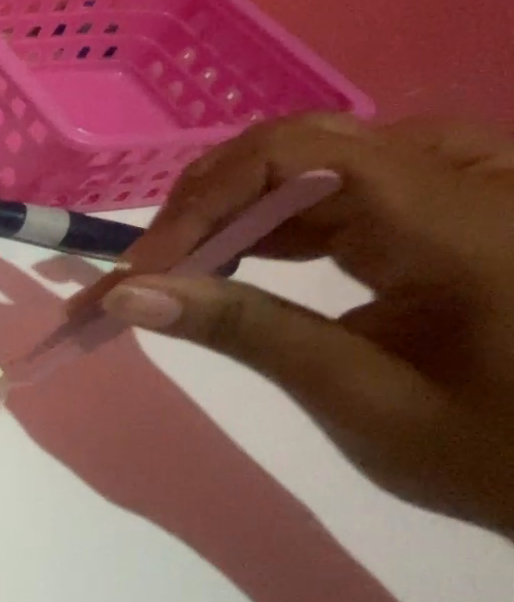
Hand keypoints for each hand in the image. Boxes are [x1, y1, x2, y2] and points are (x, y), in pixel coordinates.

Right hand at [93, 115, 513, 537]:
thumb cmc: (506, 456)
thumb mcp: (365, 401)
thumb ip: (244, 331)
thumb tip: (125, 294)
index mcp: (462, 223)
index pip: (295, 155)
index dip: (202, 201)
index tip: (144, 271)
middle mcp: (476, 181)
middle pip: (305, 146)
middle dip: (210, 202)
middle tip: (153, 269)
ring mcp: (475, 190)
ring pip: (323, 160)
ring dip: (240, 208)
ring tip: (189, 265)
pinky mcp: (465, 208)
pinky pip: (353, 182)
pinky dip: (282, 216)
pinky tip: (248, 255)